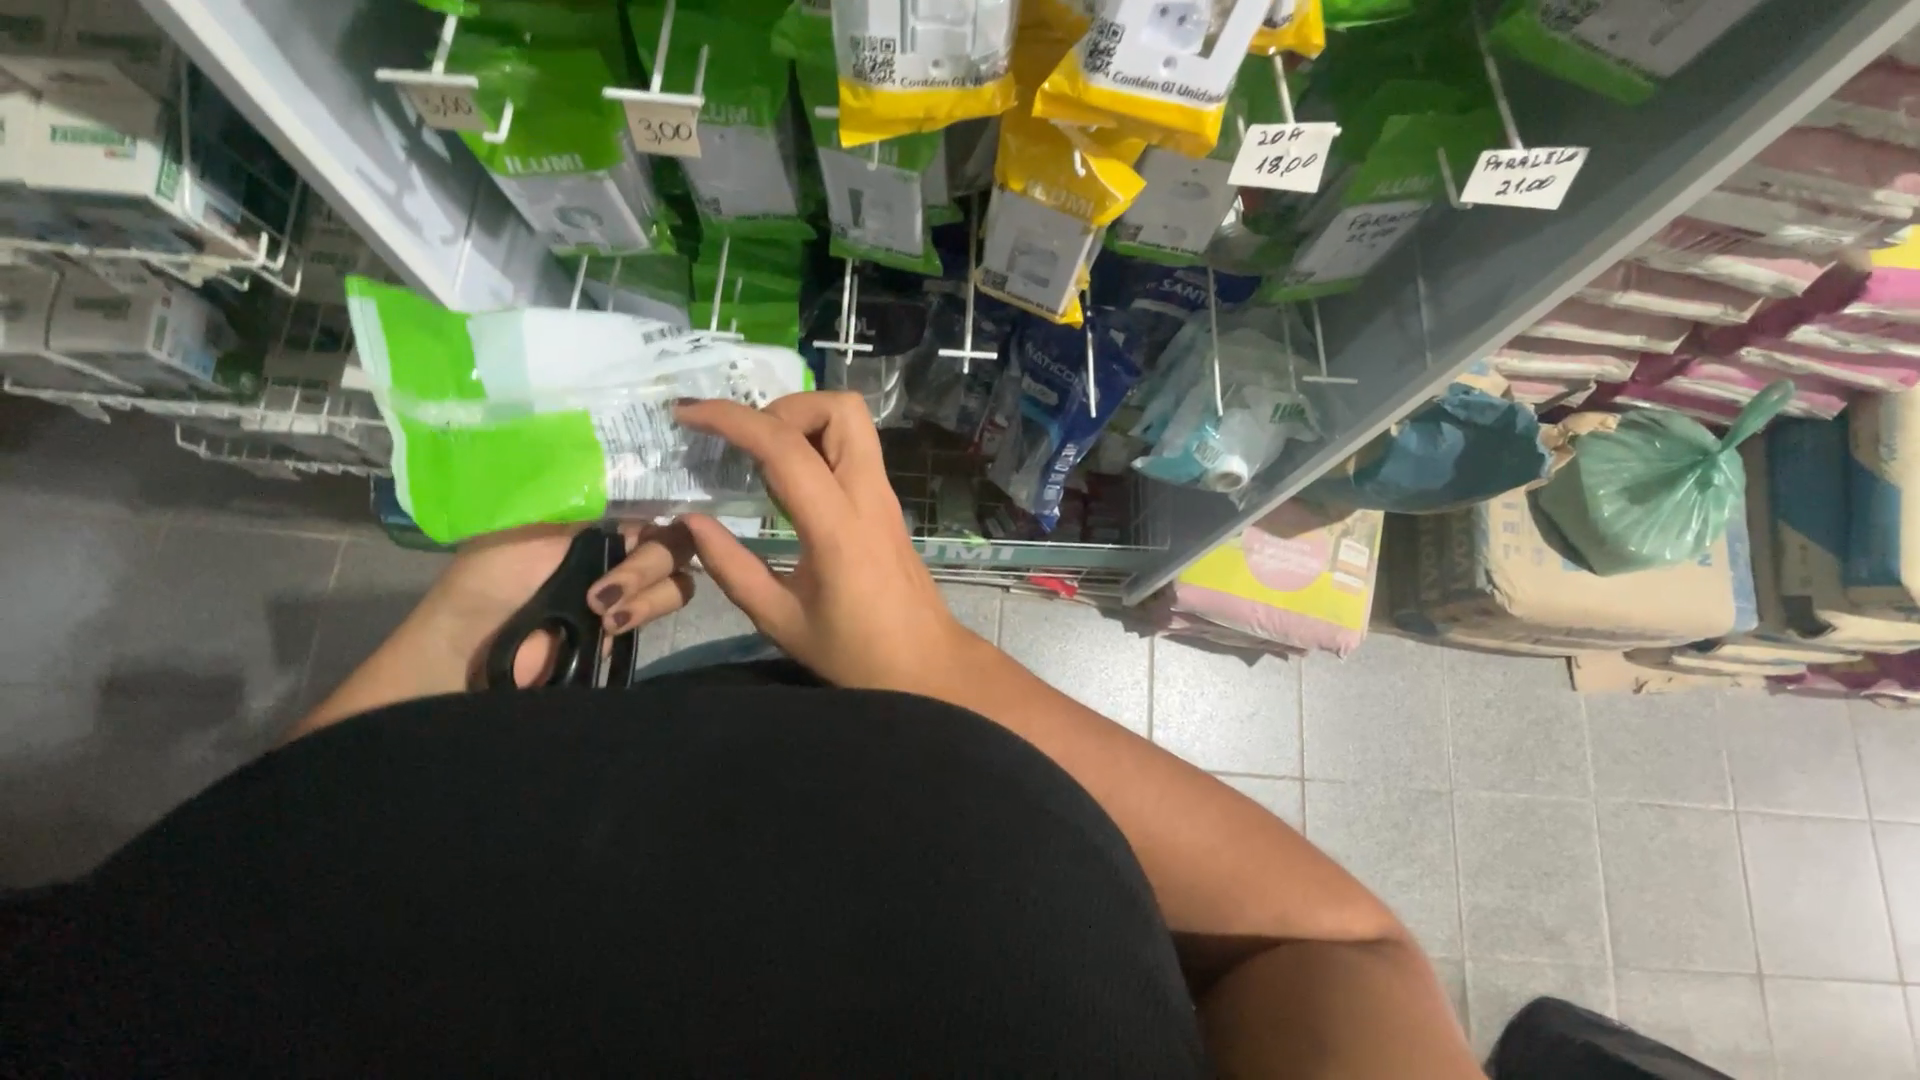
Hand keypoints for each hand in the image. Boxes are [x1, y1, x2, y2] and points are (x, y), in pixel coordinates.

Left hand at [422, 521, 695, 686]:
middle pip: (675, 543)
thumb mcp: (533, 519)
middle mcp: (620, 547)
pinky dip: (644, 612)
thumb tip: (631, 480)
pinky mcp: (631, 623)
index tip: (657, 523)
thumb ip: (587, 501)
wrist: (475, 640)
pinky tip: (610, 624)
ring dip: (649, 592)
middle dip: (650, 563)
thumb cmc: (494, 573)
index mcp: (598, 517)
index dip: (667, 510)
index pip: (653, 504)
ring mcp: (630, 588)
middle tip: (604, 590)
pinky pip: (664, 609)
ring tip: (603, 612)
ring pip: (678, 577)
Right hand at [674, 393, 988, 695]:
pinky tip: (788, 482)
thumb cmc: (856, 653)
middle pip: (839, 409)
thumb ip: (732, 568)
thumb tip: (690, 522)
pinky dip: (818, 443)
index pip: (786, 447)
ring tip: (763, 459)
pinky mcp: (887, 504)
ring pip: (852, 422)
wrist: (927, 666)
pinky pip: (855, 449)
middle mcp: (867, 496)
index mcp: (838, 527)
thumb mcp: (781, 620)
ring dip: (804, 422)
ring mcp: (883, 496)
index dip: (733, 420)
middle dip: (783, 409)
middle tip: (745, 444)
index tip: (689, 415)